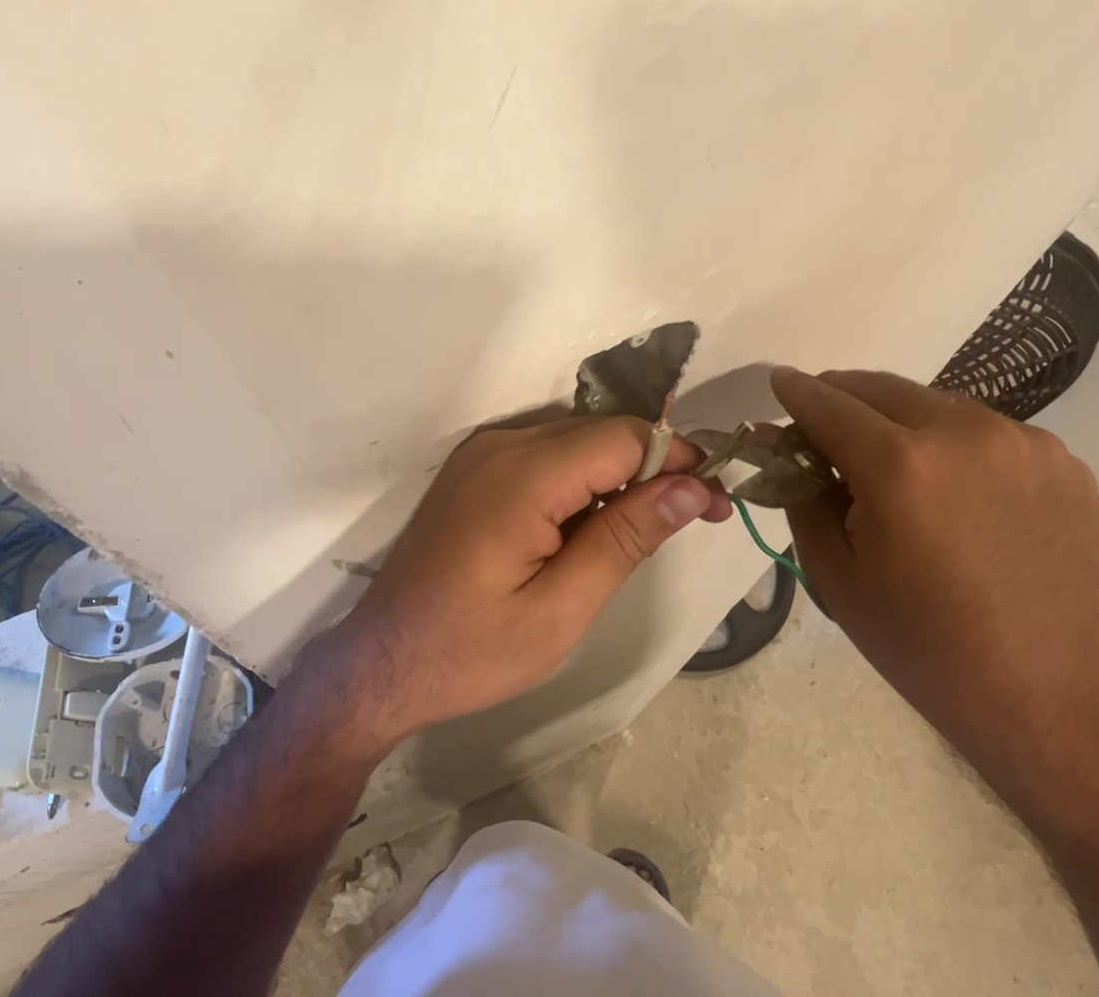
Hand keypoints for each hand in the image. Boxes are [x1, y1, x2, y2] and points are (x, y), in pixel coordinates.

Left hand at [303, 416, 730, 750]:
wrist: (382, 663)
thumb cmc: (470, 650)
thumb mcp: (560, 609)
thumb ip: (624, 538)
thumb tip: (688, 487)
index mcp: (520, 476)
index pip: (622, 438)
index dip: (678, 461)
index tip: (716, 504)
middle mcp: (498, 446)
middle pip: (599, 435)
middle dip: (654, 470)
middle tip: (695, 520)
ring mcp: (479, 456)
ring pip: (574, 444)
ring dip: (618, 479)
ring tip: (648, 532)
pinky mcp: (472, 474)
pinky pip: (544, 459)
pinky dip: (580, 485)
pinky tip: (594, 528)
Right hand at [770, 367, 1098, 763]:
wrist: (1051, 692)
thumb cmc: (924, 645)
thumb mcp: (835, 576)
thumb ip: (804, 497)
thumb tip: (784, 448)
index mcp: (901, 466)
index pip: (829, 404)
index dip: (795, 391)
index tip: (777, 380)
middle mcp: (966, 434)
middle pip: (883, 389)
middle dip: (843, 398)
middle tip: (822, 429)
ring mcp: (1024, 443)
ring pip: (938, 406)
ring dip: (899, 422)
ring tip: (891, 469)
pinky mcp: (1064, 461)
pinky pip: (987, 434)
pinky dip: (952, 446)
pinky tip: (953, 494)